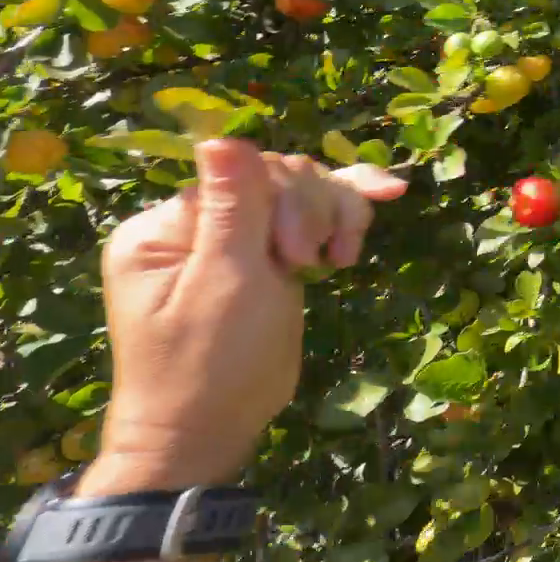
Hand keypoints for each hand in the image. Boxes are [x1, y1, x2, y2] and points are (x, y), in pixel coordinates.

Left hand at [75, 139, 405, 495]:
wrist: (215, 425)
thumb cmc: (211, 360)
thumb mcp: (226, 282)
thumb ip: (235, 207)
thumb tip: (220, 137)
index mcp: (168, 226)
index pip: (249, 173)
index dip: (291, 200)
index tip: (302, 255)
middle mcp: (201, 223)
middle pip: (286, 177)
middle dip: (317, 212)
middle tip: (319, 263)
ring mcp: (240, 238)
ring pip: (312, 191)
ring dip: (340, 216)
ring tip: (342, 260)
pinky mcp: (273, 254)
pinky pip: (321, 212)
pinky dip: (352, 210)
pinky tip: (388, 195)